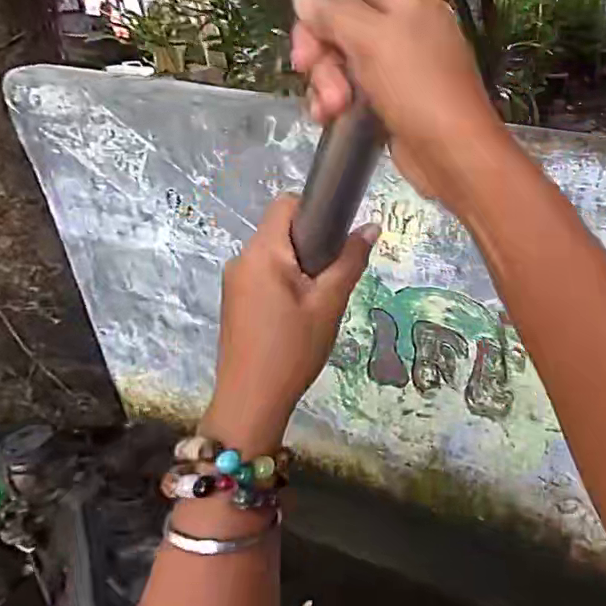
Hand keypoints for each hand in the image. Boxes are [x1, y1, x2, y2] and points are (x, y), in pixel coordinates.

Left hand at [204, 193, 376, 451]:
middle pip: (281, 230)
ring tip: (320, 300)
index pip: (285, 204)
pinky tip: (300, 314)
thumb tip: (371, 227)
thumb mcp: (329, 303)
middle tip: (334, 278)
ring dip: (301, 266)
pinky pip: (265, 275)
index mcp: (262, 252)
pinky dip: (286, 282)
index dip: (315, 209)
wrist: (251, 401)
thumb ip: (350, 261)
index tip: (338, 236)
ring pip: (275, 255)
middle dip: (312, 244)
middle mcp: (241, 259)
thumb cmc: (293, 349)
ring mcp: (234, 281)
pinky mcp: (234, 301)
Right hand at [264, 0, 511, 205]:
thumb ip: (336, 14)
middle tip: (303, 63)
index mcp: (409, 3)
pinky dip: (334, 99)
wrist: (455, 156)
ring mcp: (397, 67)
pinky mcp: (390, 102)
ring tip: (331, 105)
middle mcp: (404, 29)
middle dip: (316, 38)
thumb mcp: (375, 42)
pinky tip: (328, 117)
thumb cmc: (420, 91)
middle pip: (341, 14)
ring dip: (325, 78)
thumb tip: (307, 1)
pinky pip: (349, 87)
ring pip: (340, 55)